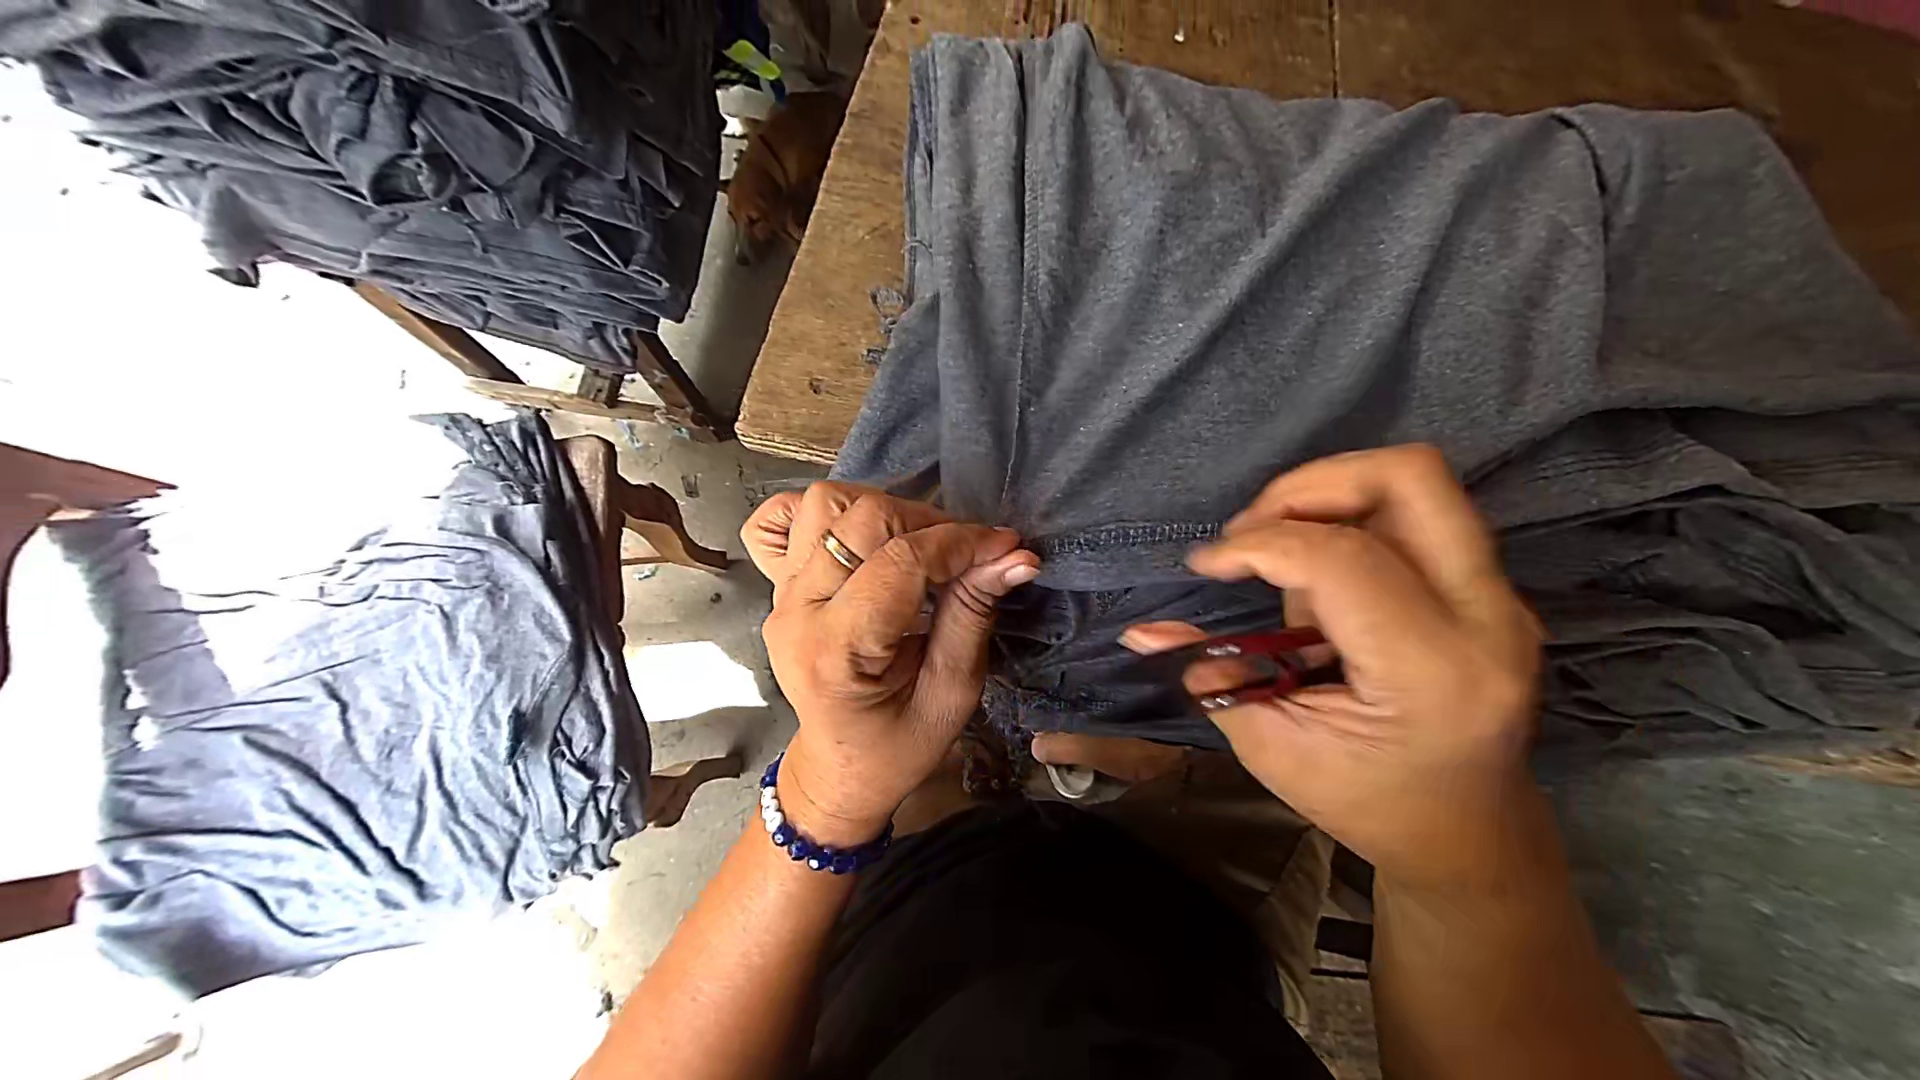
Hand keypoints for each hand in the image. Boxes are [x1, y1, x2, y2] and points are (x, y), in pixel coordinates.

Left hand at [743, 482, 1039, 845]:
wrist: (839, 767)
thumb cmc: (898, 746)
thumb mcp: (952, 692)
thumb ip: (974, 613)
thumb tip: (1015, 557)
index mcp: (837, 650)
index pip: (901, 561)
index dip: (962, 543)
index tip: (1005, 547)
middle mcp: (798, 611)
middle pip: (863, 519)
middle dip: (930, 523)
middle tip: (967, 554)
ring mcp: (781, 594)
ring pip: (826, 504)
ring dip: (884, 512)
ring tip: (920, 546)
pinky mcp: (778, 586)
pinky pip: (779, 521)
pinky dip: (824, 514)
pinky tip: (859, 538)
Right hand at [1123, 445, 1545, 892]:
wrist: (1468, 832)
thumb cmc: (1367, 801)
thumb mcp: (1272, 747)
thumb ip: (1210, 677)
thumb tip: (1141, 632)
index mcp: (1429, 670)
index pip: (1338, 558)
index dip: (1255, 546)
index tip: (1205, 566)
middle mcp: (1484, 616)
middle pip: (1407, 477)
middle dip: (1308, 484)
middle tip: (1251, 528)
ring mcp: (1497, 595)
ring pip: (1414, 481)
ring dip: (1325, 493)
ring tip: (1272, 542)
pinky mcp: (1486, 586)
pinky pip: (1413, 510)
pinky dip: (1345, 512)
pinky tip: (1308, 561)